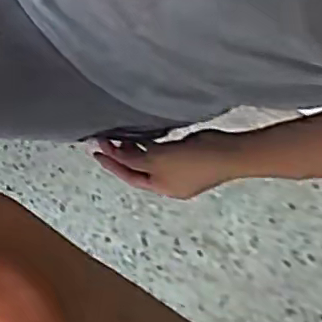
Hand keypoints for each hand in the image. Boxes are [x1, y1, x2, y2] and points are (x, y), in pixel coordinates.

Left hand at [92, 132, 245, 198]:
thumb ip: (131, 160)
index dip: (110, 164)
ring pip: (147, 159)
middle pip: (137, 169)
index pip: (129, 177)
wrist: (227, 153)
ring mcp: (179, 170)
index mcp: (162, 188)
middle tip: (103, 139)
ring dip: (131, 149)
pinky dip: (145, 144)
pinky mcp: (185, 156)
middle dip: (119, 156)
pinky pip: (158, 151)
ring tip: (116, 135)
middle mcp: (170, 182)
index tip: (94, 152)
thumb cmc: (188, 161)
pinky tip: (136, 133)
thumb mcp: (153, 162)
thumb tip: (116, 156)